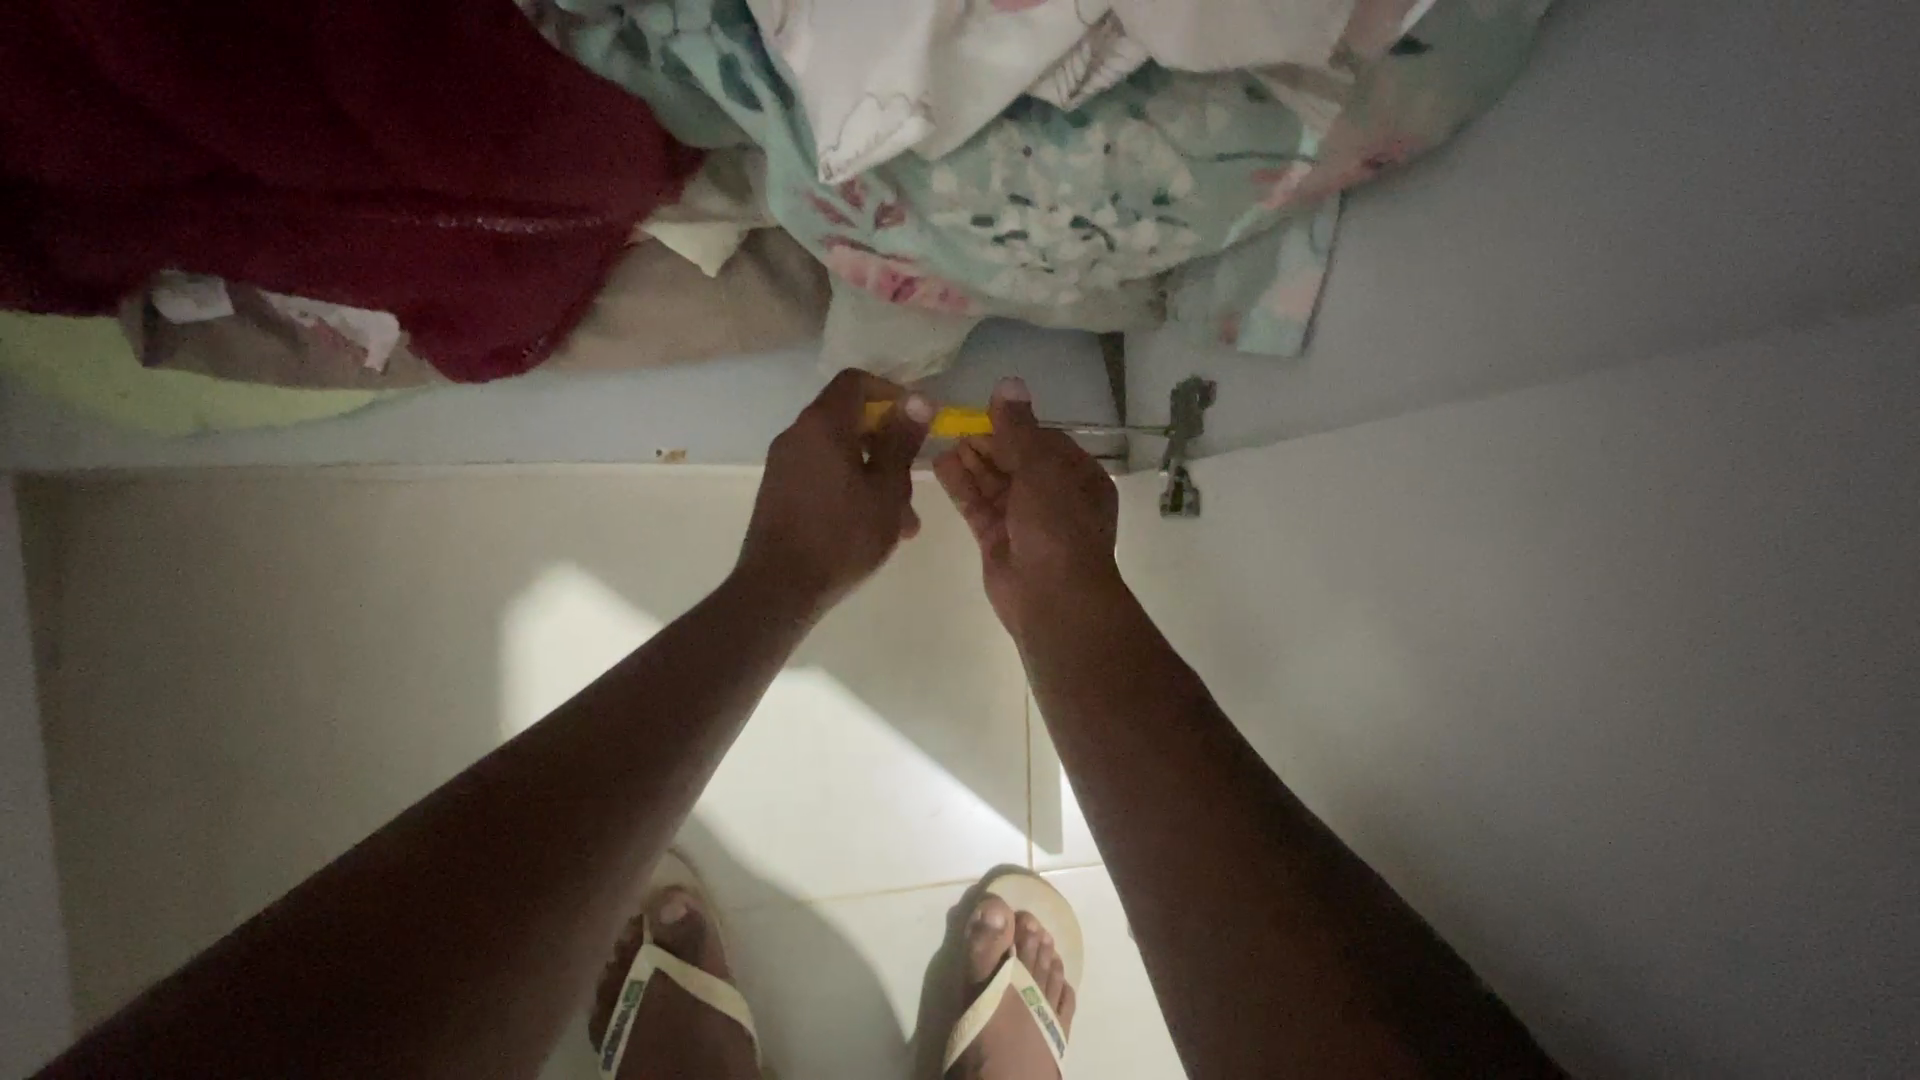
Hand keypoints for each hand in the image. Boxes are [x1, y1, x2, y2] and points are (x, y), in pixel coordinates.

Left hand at [735, 369, 931, 618]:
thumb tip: (917, 399)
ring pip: (839, 455)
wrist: (779, 588)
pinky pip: (822, 475)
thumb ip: (901, 441)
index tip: (915, 422)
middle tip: (913, 483)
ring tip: (902, 521)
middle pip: (849, 420)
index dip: (890, 392)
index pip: (856, 381)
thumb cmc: (842, 536)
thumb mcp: (887, 489)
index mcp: (823, 424)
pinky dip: (850, 489)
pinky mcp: (778, 491)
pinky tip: (871, 528)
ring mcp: (783, 464)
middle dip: (887, 446)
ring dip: (874, 476)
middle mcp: (797, 434)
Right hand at [934, 376, 1123, 637]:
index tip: (984, 411)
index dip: (1014, 426)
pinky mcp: (998, 541)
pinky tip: (940, 465)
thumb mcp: (1042, 470)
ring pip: (994, 484)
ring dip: (972, 463)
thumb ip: (1018, 430)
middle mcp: (1055, 498)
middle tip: (956, 424)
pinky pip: (978, 507)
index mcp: (1079, 479)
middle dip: (988, 444)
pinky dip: (961, 487)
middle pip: (1016, 462)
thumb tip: (1008, 384)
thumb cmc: (1058, 527)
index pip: (1044, 442)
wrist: (1053, 599)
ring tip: (943, 439)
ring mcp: (1025, 521)